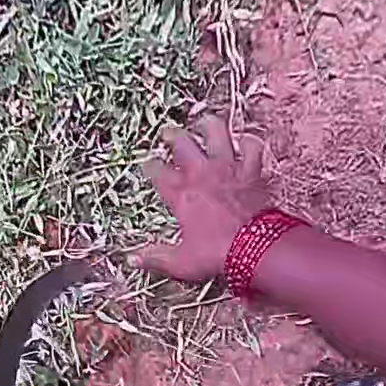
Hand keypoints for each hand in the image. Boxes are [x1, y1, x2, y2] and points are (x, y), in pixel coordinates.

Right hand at [133, 115, 271, 281]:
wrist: (254, 248)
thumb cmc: (215, 255)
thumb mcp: (180, 262)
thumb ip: (156, 258)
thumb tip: (131, 259)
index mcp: (181, 195)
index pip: (158, 173)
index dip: (150, 167)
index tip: (147, 165)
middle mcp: (202, 174)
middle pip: (182, 143)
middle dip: (172, 136)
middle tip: (168, 133)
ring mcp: (228, 168)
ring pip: (216, 133)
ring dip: (209, 126)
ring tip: (204, 123)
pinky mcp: (251, 170)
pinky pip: (251, 147)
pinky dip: (249, 143)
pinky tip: (246, 142)